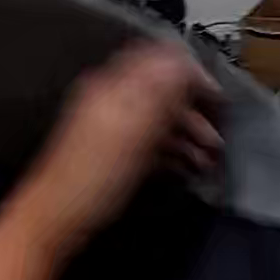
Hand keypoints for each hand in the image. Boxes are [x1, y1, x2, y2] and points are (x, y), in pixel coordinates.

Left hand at [6, 40, 220, 255]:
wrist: (59, 217)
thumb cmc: (95, 176)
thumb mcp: (134, 128)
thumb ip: (161, 91)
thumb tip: (188, 63)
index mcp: (116, 86)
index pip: (164, 62)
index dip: (196, 77)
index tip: (220, 101)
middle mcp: (116, 99)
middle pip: (167, 93)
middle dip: (198, 115)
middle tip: (219, 141)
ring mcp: (116, 126)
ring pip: (163, 120)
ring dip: (191, 137)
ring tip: (209, 161)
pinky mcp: (118, 152)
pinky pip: (154, 142)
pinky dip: (175, 152)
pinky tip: (189, 168)